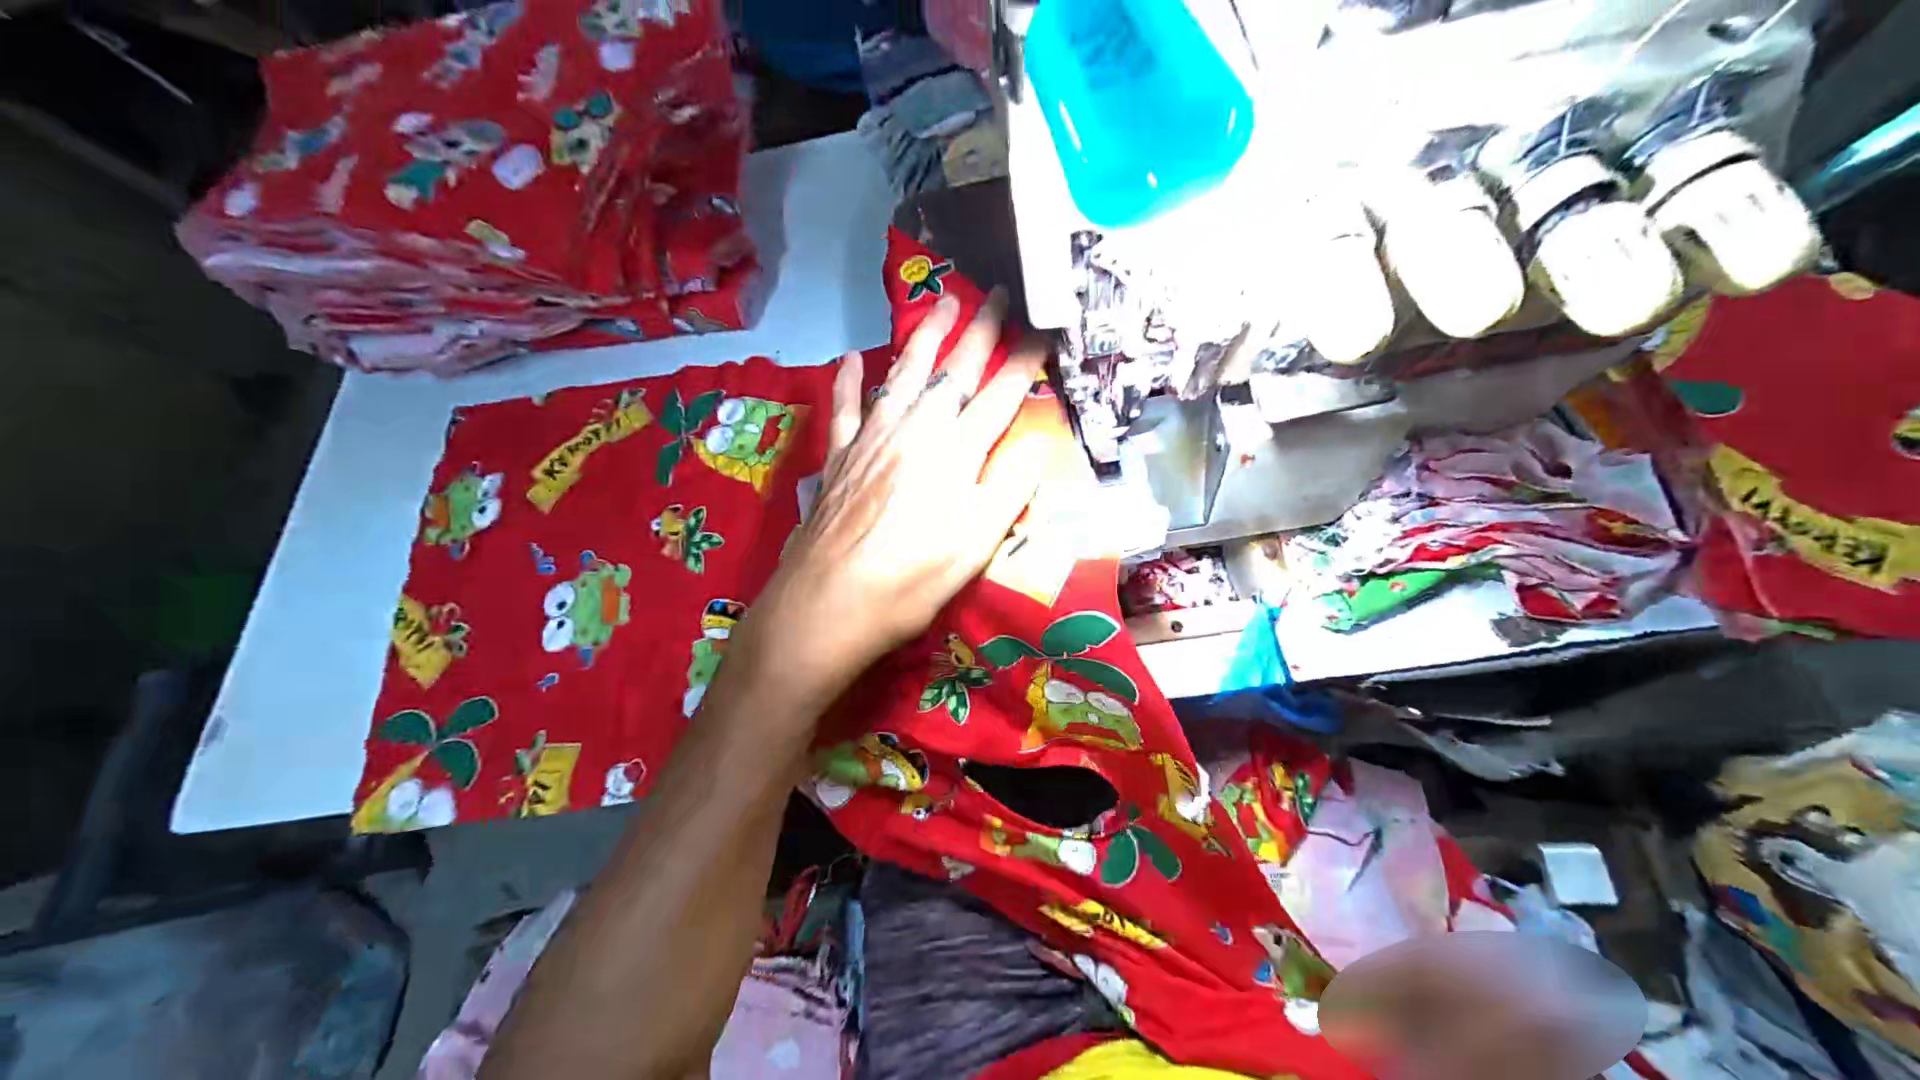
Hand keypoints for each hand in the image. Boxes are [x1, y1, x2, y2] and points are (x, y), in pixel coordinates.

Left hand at [734, 287, 1047, 709]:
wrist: (829, 602)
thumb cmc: (911, 581)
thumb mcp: (976, 545)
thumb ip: (1007, 488)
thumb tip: (1033, 444)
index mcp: (955, 455)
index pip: (1000, 396)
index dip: (1025, 361)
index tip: (1045, 328)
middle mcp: (915, 433)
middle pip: (952, 372)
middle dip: (979, 331)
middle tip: (996, 292)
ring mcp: (872, 439)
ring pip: (902, 374)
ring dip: (924, 337)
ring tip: (942, 304)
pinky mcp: (840, 455)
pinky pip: (845, 406)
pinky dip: (847, 380)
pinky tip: (850, 357)